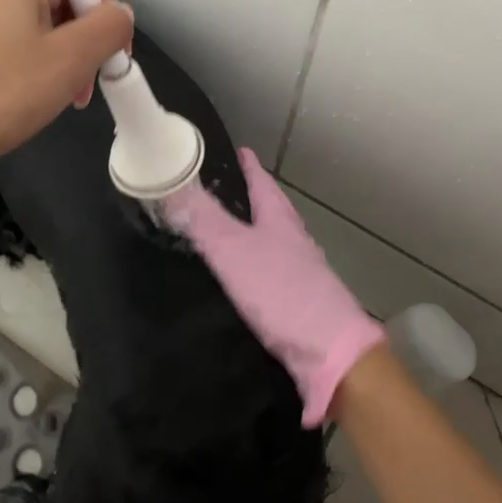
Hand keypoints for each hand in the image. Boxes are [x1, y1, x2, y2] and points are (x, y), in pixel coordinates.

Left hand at [0, 0, 132, 178]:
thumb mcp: (67, 63)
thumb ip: (107, 29)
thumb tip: (120, 11)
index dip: (107, 12)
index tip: (107, 60)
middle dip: (78, 40)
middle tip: (78, 90)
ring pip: (28, 23)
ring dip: (50, 58)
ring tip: (44, 102)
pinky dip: (17, 66)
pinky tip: (7, 102)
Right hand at [164, 148, 385, 426]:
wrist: (329, 351)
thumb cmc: (282, 292)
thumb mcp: (234, 251)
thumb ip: (203, 220)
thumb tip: (172, 185)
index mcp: (280, 221)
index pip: (262, 183)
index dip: (248, 166)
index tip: (238, 150)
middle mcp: (294, 241)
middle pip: (271, 210)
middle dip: (250, 198)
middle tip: (225, 189)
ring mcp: (300, 273)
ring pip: (273, 242)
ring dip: (252, 233)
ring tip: (226, 231)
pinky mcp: (298, 303)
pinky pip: (271, 273)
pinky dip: (254, 266)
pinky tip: (241, 279)